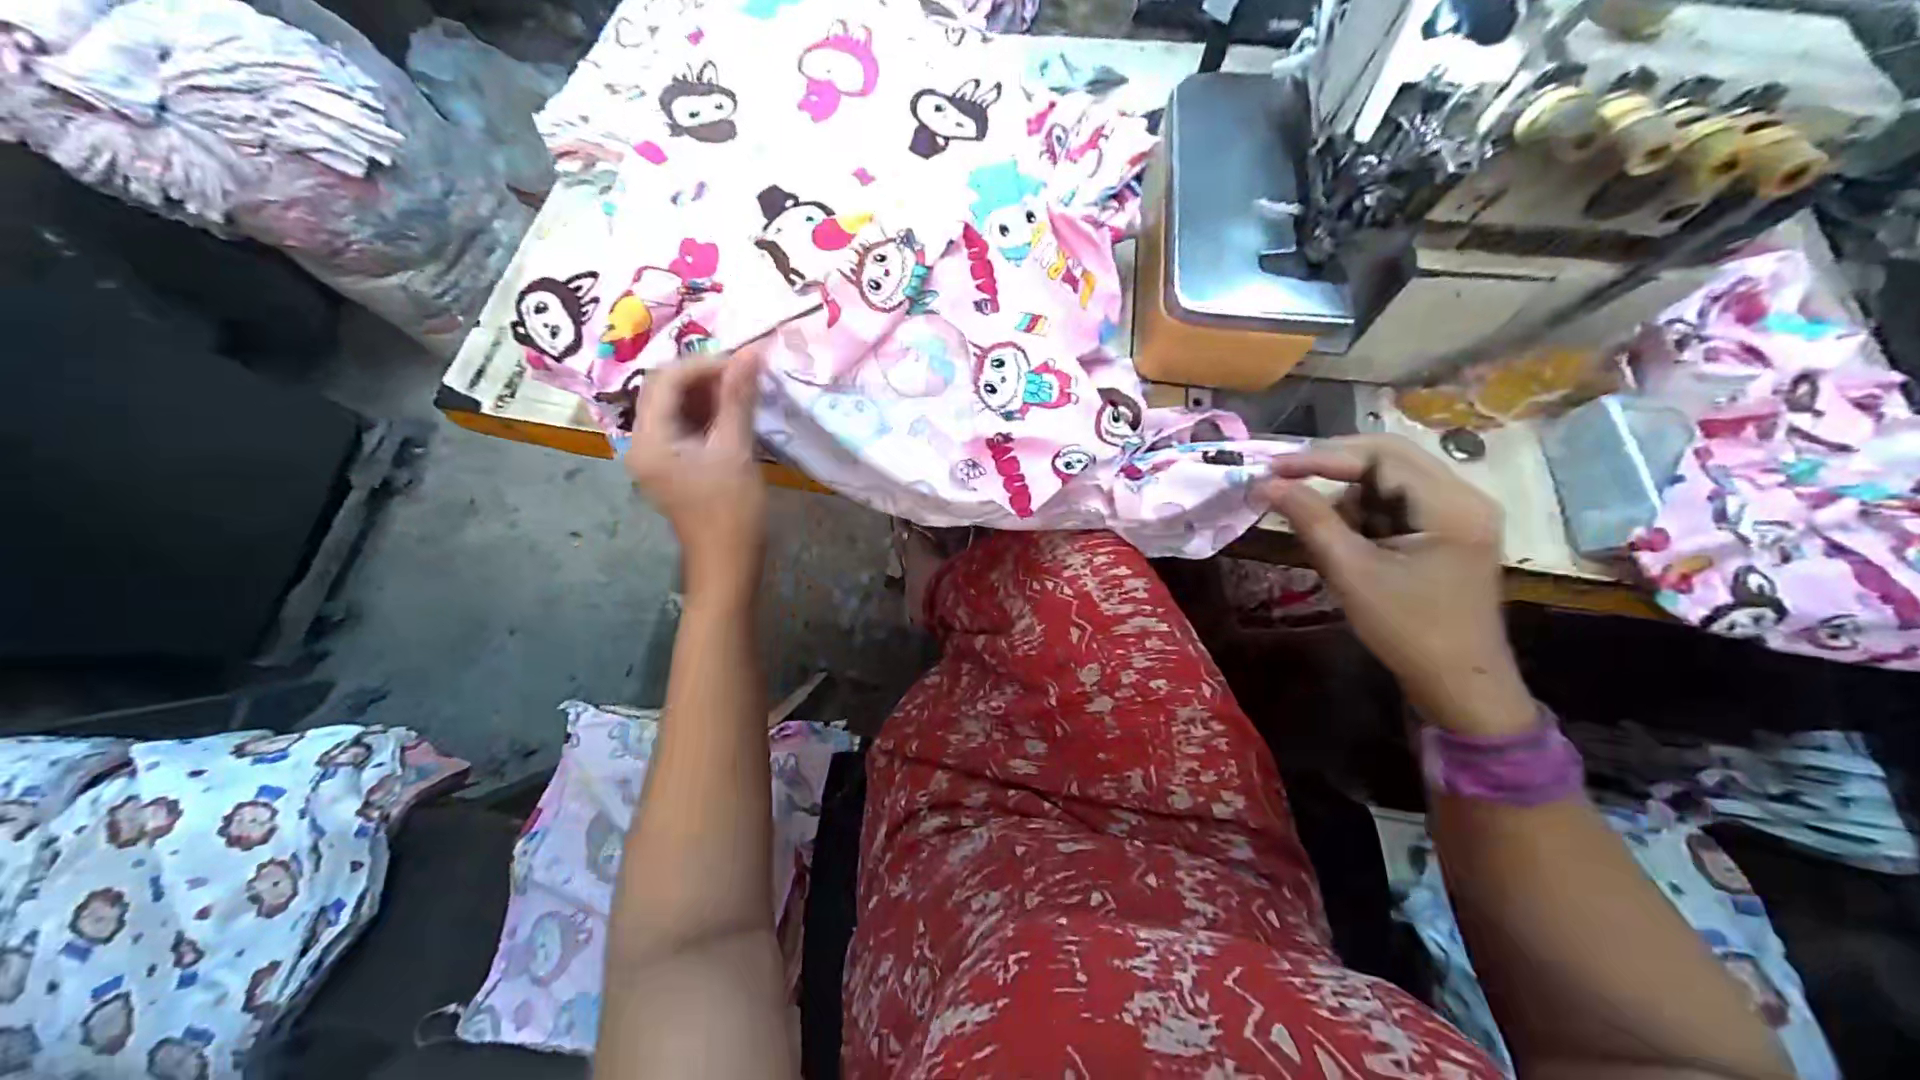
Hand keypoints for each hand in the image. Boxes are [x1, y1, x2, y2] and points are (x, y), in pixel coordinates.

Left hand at [624, 349, 766, 600]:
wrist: (728, 564)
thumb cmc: (732, 512)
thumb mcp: (736, 450)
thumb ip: (739, 398)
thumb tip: (751, 353)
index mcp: (649, 440)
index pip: (665, 381)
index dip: (703, 364)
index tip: (744, 362)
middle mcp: (641, 443)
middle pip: (664, 390)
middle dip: (704, 377)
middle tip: (745, 375)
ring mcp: (654, 455)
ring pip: (675, 406)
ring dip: (707, 393)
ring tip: (743, 391)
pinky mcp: (670, 465)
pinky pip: (683, 426)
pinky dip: (707, 413)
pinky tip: (734, 413)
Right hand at [1255, 434, 1534, 734]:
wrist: (1459, 683)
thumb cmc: (1407, 630)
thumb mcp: (1351, 572)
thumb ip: (1310, 519)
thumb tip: (1266, 484)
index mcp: (1451, 505)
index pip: (1380, 455)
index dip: (1321, 456)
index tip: (1273, 469)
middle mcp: (1465, 496)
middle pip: (1388, 457)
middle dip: (1332, 467)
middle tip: (1283, 480)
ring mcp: (1461, 512)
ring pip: (1390, 479)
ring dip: (1347, 493)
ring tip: (1317, 525)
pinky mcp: (1450, 530)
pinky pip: (1398, 502)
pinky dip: (1364, 511)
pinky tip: (1345, 538)